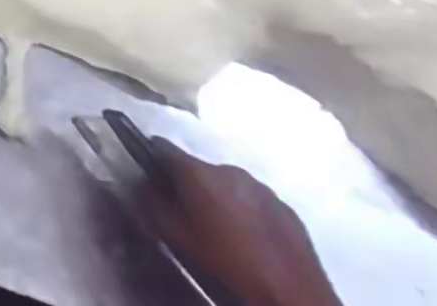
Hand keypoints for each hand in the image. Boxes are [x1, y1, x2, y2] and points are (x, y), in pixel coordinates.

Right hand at [140, 138, 342, 305]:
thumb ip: (150, 202)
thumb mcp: (174, 236)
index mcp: (198, 172)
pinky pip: (255, 202)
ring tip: (222, 230)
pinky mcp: (288, 210)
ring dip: (219, 198)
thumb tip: (142, 182)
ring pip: (227, 184)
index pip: (161, 146)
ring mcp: (263, 189)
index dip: (149, 156)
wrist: (294, 301)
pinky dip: (246, 213)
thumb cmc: (225, 266)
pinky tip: (249, 241)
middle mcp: (229, 170)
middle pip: (197, 167)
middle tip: (186, 213)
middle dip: (188, 184)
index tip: (147, 173)